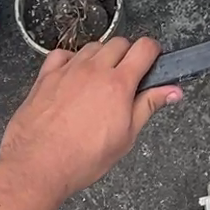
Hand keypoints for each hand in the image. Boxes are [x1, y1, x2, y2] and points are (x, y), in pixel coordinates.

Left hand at [0, 36, 181, 203]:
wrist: (36, 167)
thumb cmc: (80, 158)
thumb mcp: (125, 137)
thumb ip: (149, 106)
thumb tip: (173, 91)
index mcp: (118, 83)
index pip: (144, 47)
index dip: (153, 51)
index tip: (152, 60)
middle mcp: (94, 70)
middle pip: (120, 42)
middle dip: (128, 54)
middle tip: (126, 77)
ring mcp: (68, 70)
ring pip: (93, 46)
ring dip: (101, 57)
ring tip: (99, 80)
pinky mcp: (46, 76)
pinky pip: (63, 54)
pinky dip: (71, 60)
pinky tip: (72, 77)